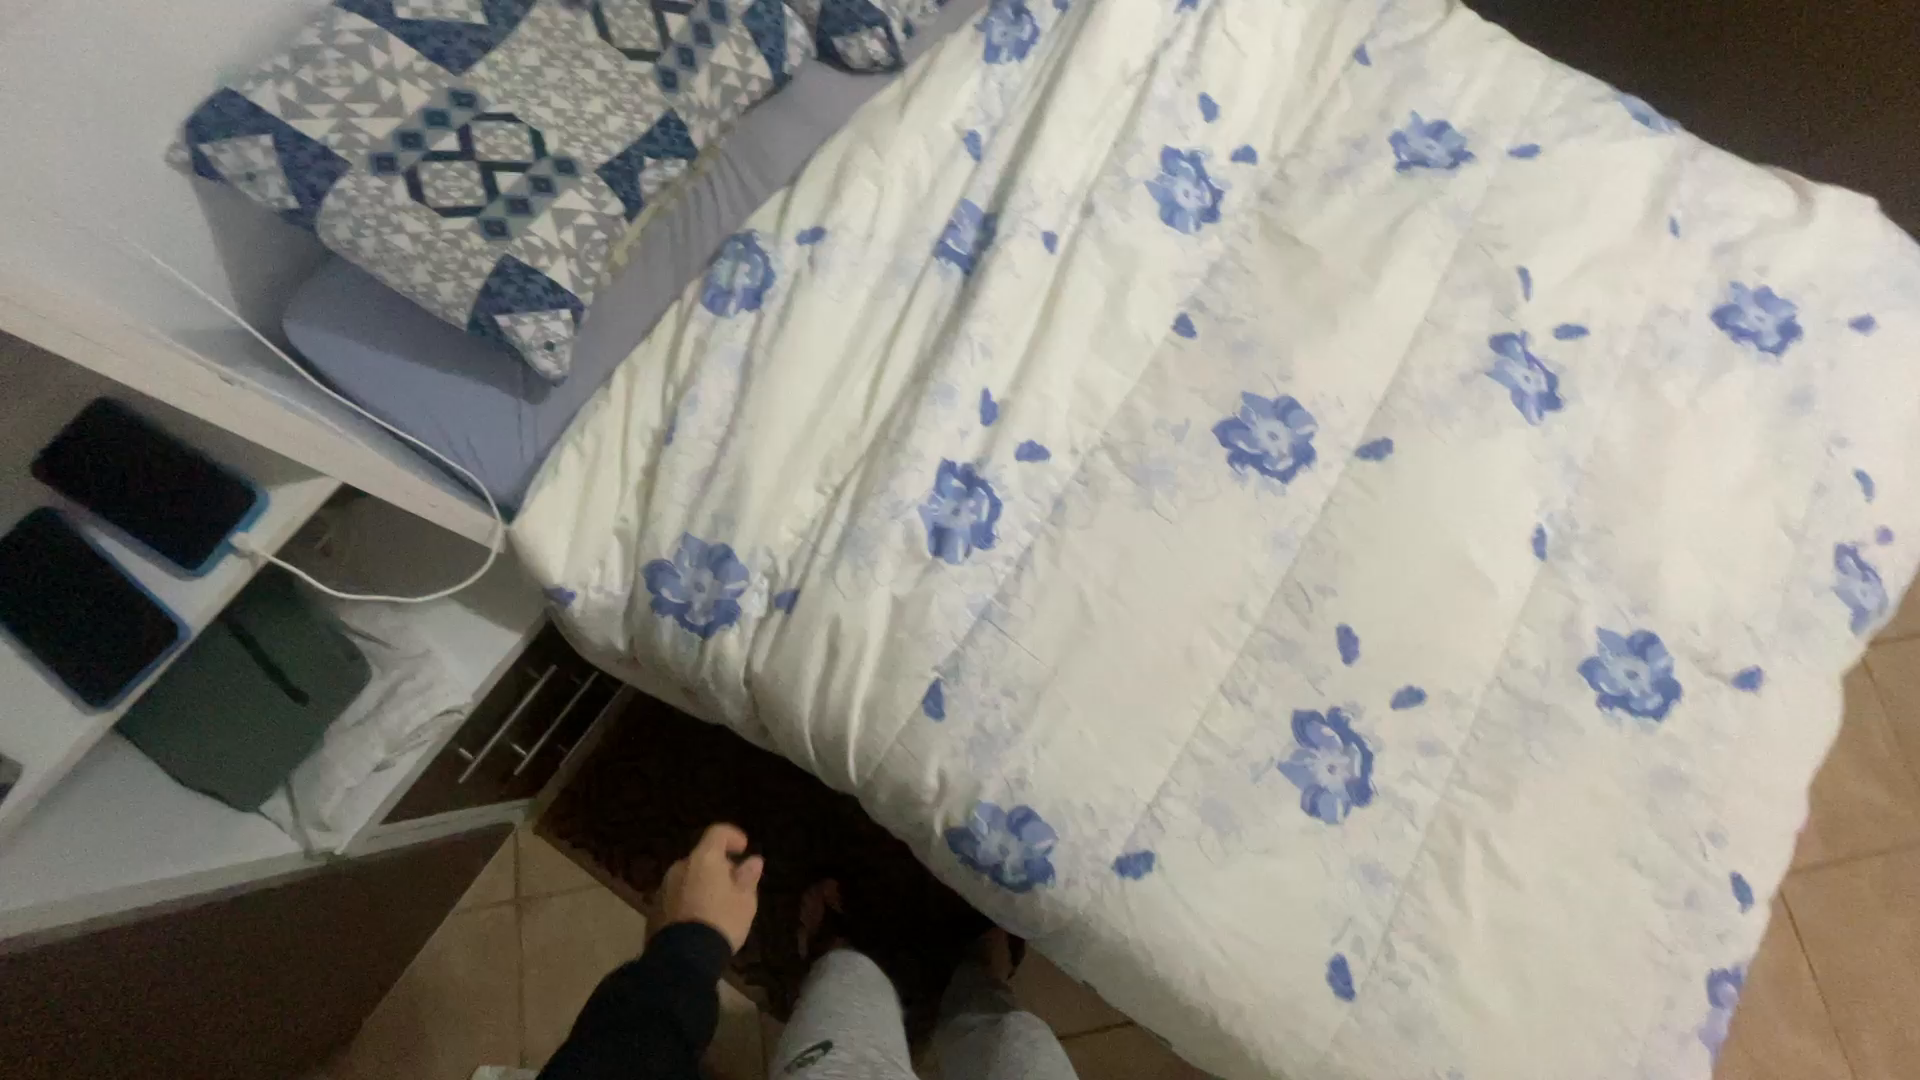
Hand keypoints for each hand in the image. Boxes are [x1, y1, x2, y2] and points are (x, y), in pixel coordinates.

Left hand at [661, 823, 762, 952]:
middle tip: (732, 885)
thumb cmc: (721, 922)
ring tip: (716, 906)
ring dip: (701, 885)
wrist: (681, 961)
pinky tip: (698, 921)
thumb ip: (748, 877)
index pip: (718, 833)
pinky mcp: (653, 911)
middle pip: (702, 858)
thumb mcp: (745, 900)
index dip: (732, 836)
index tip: (744, 848)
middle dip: (717, 867)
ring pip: (687, 878)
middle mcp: (680, 868)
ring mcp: (663, 889)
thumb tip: (753, 861)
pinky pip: (676, 897)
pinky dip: (688, 901)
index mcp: (704, 859)